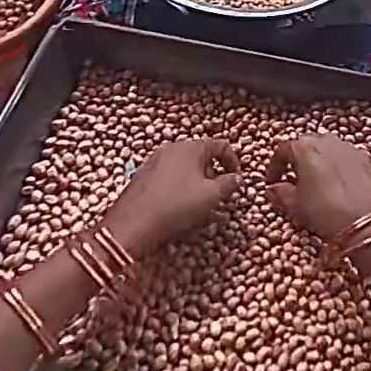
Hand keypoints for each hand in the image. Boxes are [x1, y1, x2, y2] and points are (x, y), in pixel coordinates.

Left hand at [101, 139, 240, 255]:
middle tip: (220, 195)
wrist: (133, 224)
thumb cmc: (176, 205)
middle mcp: (170, 149)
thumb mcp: (212, 195)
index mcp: (190, 147)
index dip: (233, 162)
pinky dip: (181, 190)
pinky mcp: (143, 178)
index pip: (220, 146)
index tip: (236, 179)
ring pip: (185, 170)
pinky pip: (170, 179)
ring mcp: (154, 163)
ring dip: (198, 185)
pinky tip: (182, 210)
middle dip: (214, 176)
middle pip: (201, 157)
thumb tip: (236, 178)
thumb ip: (229, 184)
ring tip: (203, 207)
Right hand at [265, 135, 370, 243]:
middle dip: (296, 160)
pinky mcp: (364, 159)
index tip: (272, 182)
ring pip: (326, 149)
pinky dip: (335, 166)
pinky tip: (335, 184)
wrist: (366, 222)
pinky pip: (343, 157)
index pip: (282, 150)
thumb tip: (272, 189)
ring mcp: (348, 148)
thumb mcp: (295, 205)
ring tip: (314, 182)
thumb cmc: (325, 210)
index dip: (274, 167)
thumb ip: (280, 193)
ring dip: (317, 161)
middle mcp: (326, 141)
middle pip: (305, 145)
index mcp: (304, 147)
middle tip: (292, 180)